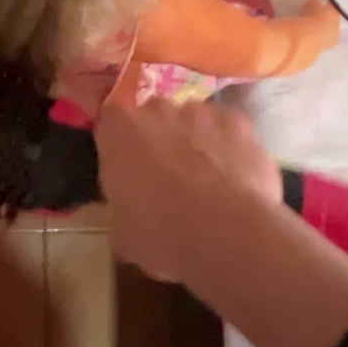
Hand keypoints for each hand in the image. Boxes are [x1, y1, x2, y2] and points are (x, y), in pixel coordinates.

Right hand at [95, 97, 283, 282]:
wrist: (230, 238)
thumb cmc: (163, 236)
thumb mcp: (121, 229)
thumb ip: (120, 198)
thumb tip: (130, 200)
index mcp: (119, 129)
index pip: (110, 122)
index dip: (120, 144)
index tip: (127, 169)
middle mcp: (156, 108)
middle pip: (152, 116)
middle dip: (157, 139)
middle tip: (166, 178)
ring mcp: (200, 111)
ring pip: (191, 120)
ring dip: (194, 141)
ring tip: (207, 183)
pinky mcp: (237, 120)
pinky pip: (226, 129)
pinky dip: (228, 146)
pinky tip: (235, 178)